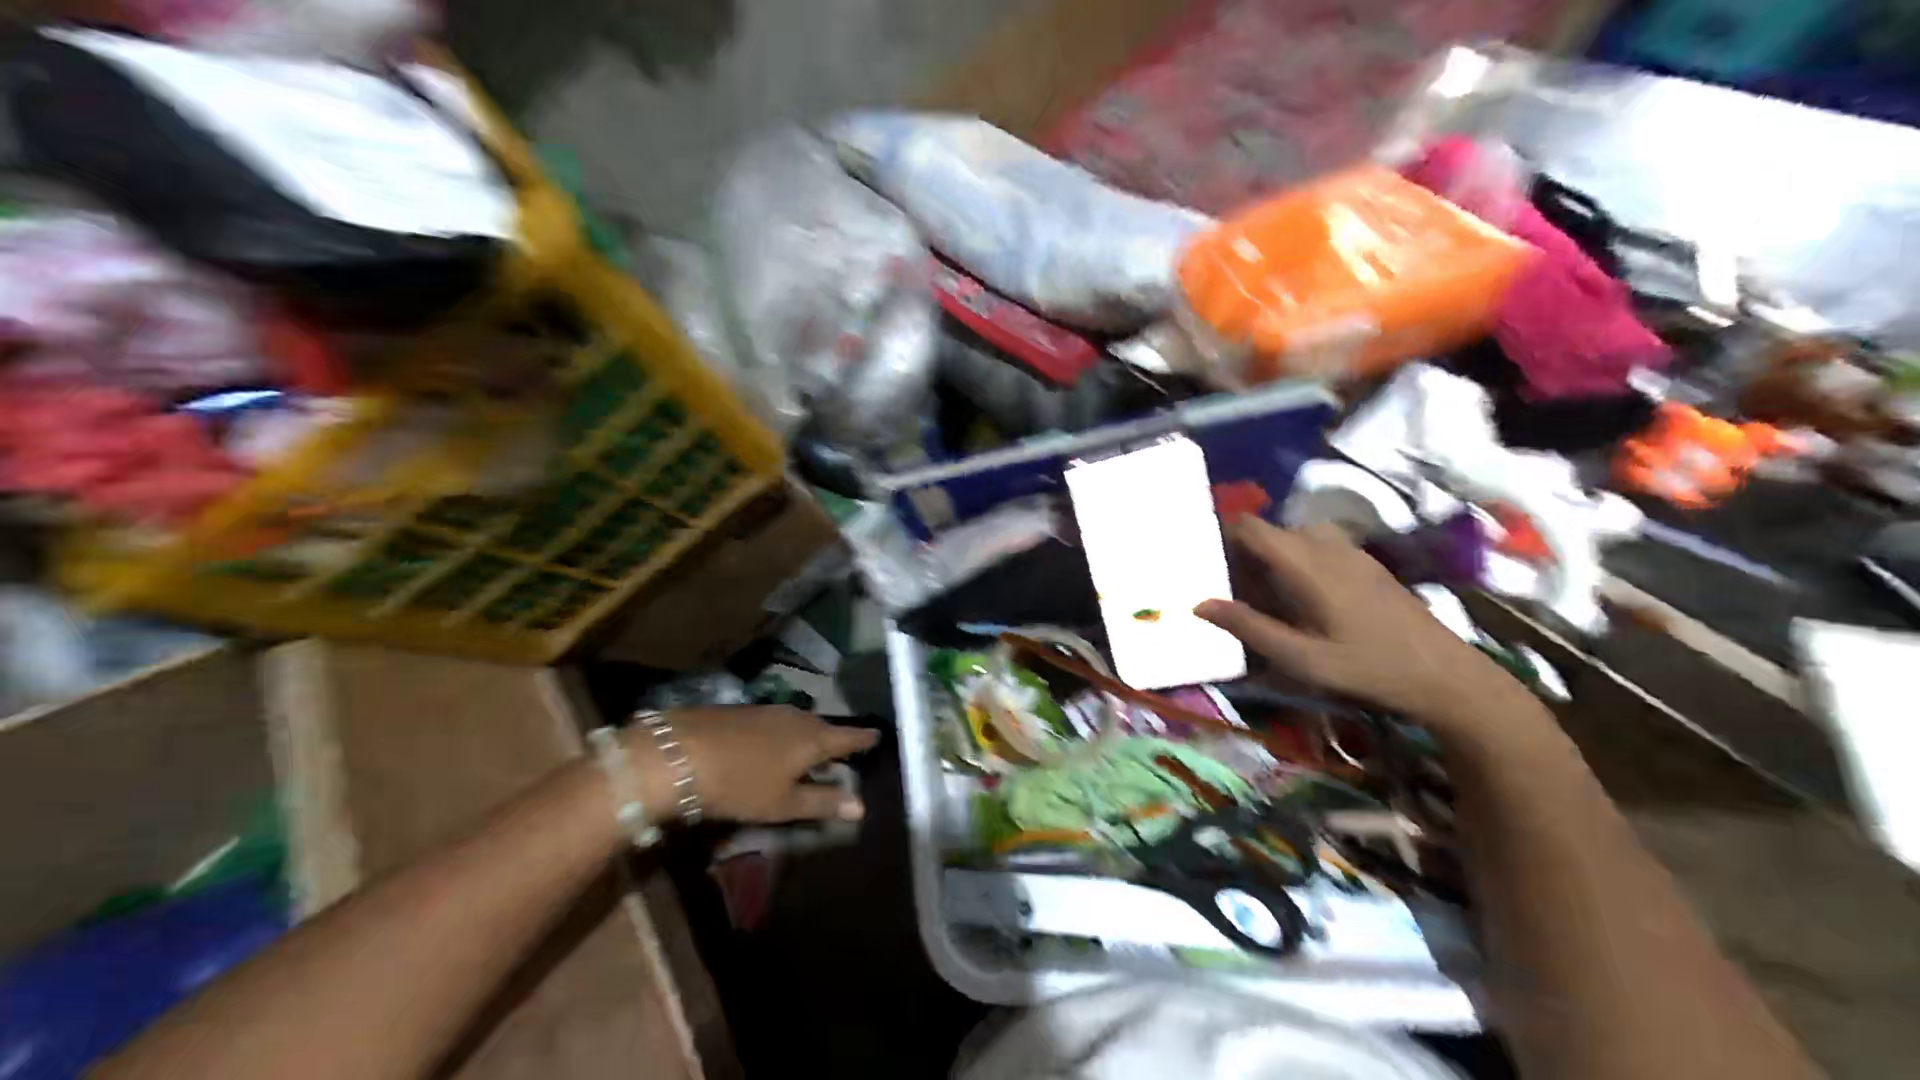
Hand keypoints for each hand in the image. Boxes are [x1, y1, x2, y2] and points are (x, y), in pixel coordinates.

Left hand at [646, 706, 878, 823]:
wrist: (679, 754)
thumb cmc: (740, 784)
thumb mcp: (783, 803)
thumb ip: (823, 802)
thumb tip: (862, 806)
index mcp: (813, 738)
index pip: (848, 736)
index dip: (864, 739)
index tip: (878, 735)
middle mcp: (796, 717)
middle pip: (824, 728)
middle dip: (835, 740)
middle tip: (845, 751)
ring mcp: (767, 711)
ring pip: (798, 724)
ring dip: (807, 737)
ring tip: (810, 752)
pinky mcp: (742, 712)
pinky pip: (776, 722)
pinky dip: (783, 735)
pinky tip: (772, 748)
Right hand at [1195, 518, 1524, 731]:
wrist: (1446, 675)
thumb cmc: (1369, 668)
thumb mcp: (1301, 659)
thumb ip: (1249, 628)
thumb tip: (1200, 604)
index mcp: (1307, 564)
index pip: (1251, 527)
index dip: (1222, 536)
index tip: (1204, 561)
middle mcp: (1326, 546)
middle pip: (1269, 532)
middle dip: (1242, 554)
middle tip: (1227, 590)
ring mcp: (1350, 552)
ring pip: (1292, 539)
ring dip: (1269, 559)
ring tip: (1259, 597)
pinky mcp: (1365, 563)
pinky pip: (1316, 547)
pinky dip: (1294, 562)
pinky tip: (1298, 600)